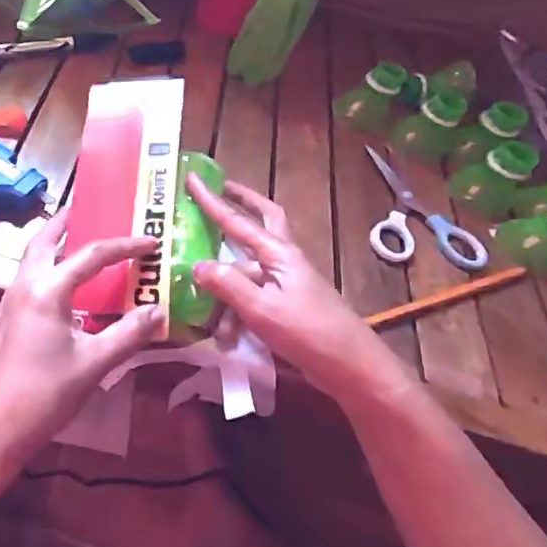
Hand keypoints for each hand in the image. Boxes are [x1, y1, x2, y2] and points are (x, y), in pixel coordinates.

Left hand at [0, 206, 164, 480]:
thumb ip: (128, 333)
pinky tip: (67, 287)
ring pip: (32, 258)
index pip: (90, 254)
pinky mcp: (6, 318)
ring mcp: (10, 302)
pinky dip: (49, 268)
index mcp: (46, 290)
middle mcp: (23, 286)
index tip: (151, 240)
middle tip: (91, 209)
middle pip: (44, 240)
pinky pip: (29, 279)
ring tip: (81, 240)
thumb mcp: (94, 364)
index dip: (124, 245)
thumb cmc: (44, 395)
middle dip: (67, 222)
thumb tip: (160, 310)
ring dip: (55, 244)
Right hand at [186, 176, 413, 404]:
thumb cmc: (308, 333)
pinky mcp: (286, 303)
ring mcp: (287, 282)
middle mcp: (283, 260)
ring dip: (225, 280)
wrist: (353, 369)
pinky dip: (232, 309)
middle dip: (242, 204)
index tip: (192, 178)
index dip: (212, 200)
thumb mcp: (260, 309)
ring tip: (203, 302)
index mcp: (278, 254)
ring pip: (248, 267)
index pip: (237, 221)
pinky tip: (221, 334)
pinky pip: (250, 294)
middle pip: (262, 221)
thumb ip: (226, 284)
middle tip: (221, 189)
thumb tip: (196, 265)